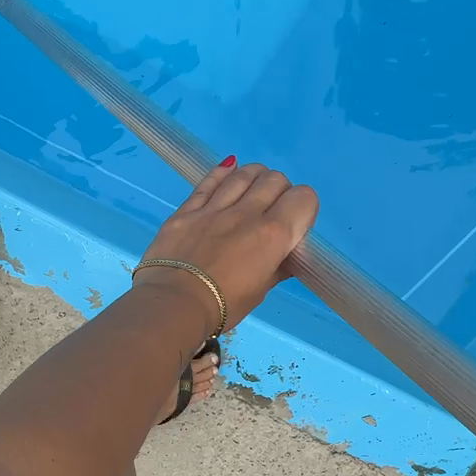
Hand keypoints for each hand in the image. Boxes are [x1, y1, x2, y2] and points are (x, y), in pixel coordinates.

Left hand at [136, 158, 318, 327]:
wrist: (171, 304)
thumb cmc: (222, 306)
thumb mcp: (260, 291)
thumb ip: (276, 267)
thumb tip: (285, 257)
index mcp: (274, 234)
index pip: (304, 197)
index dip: (303, 206)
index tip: (294, 220)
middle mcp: (247, 214)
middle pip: (273, 179)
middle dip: (278, 189)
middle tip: (269, 208)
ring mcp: (212, 209)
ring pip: (242, 174)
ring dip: (253, 177)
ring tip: (251, 188)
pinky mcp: (184, 212)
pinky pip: (207, 183)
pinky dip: (221, 173)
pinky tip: (227, 169)